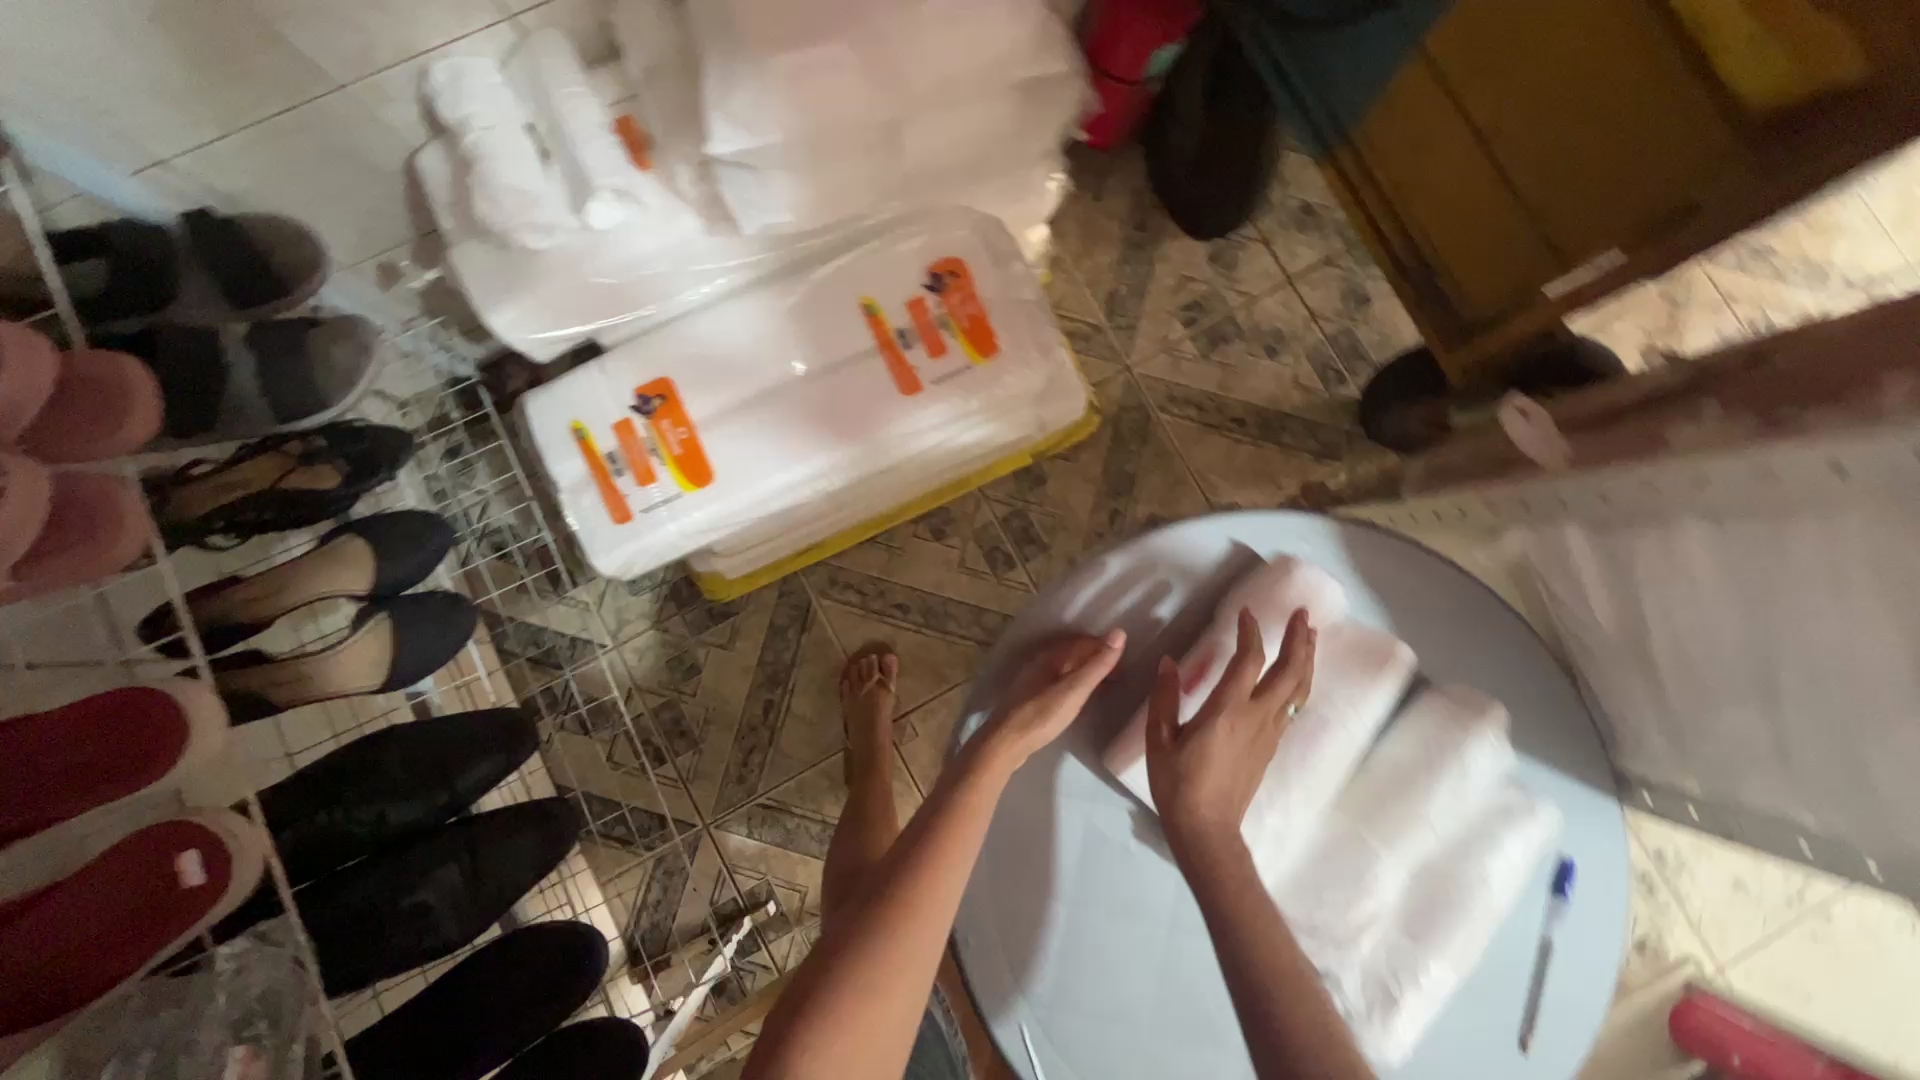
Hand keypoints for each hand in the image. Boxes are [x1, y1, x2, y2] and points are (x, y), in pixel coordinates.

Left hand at [975, 629, 1126, 771]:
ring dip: (1086, 672)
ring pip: (1065, 668)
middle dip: (1096, 659)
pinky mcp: (1031, 698)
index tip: (1126, 661)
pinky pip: (1059, 682)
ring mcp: (1033, 681)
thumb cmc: (1042, 715)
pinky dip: (1075, 684)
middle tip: (1119, 674)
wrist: (1005, 743)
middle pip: (1073, 653)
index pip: (1082, 642)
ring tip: (1105, 685)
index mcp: (1049, 657)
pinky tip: (1080, 698)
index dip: (1105, 647)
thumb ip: (1097, 665)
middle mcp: (1039, 663)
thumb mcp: (1074, 690)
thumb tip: (1119, 633)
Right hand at [1145, 608, 1315, 868]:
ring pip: (1299, 688)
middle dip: (1298, 639)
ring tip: (1309, 634)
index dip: (1250, 632)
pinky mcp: (1272, 746)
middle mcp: (1257, 717)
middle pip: (1289, 671)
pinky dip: (1299, 682)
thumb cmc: (1177, 783)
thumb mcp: (1159, 738)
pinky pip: (1294, 705)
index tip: (1245, 612)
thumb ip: (1165, 697)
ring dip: (1306, 658)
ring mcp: (1270, 732)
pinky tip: (1296, 675)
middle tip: (1301, 613)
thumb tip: (1168, 662)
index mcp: (1227, 711)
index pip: (1248, 660)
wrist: (1207, 829)